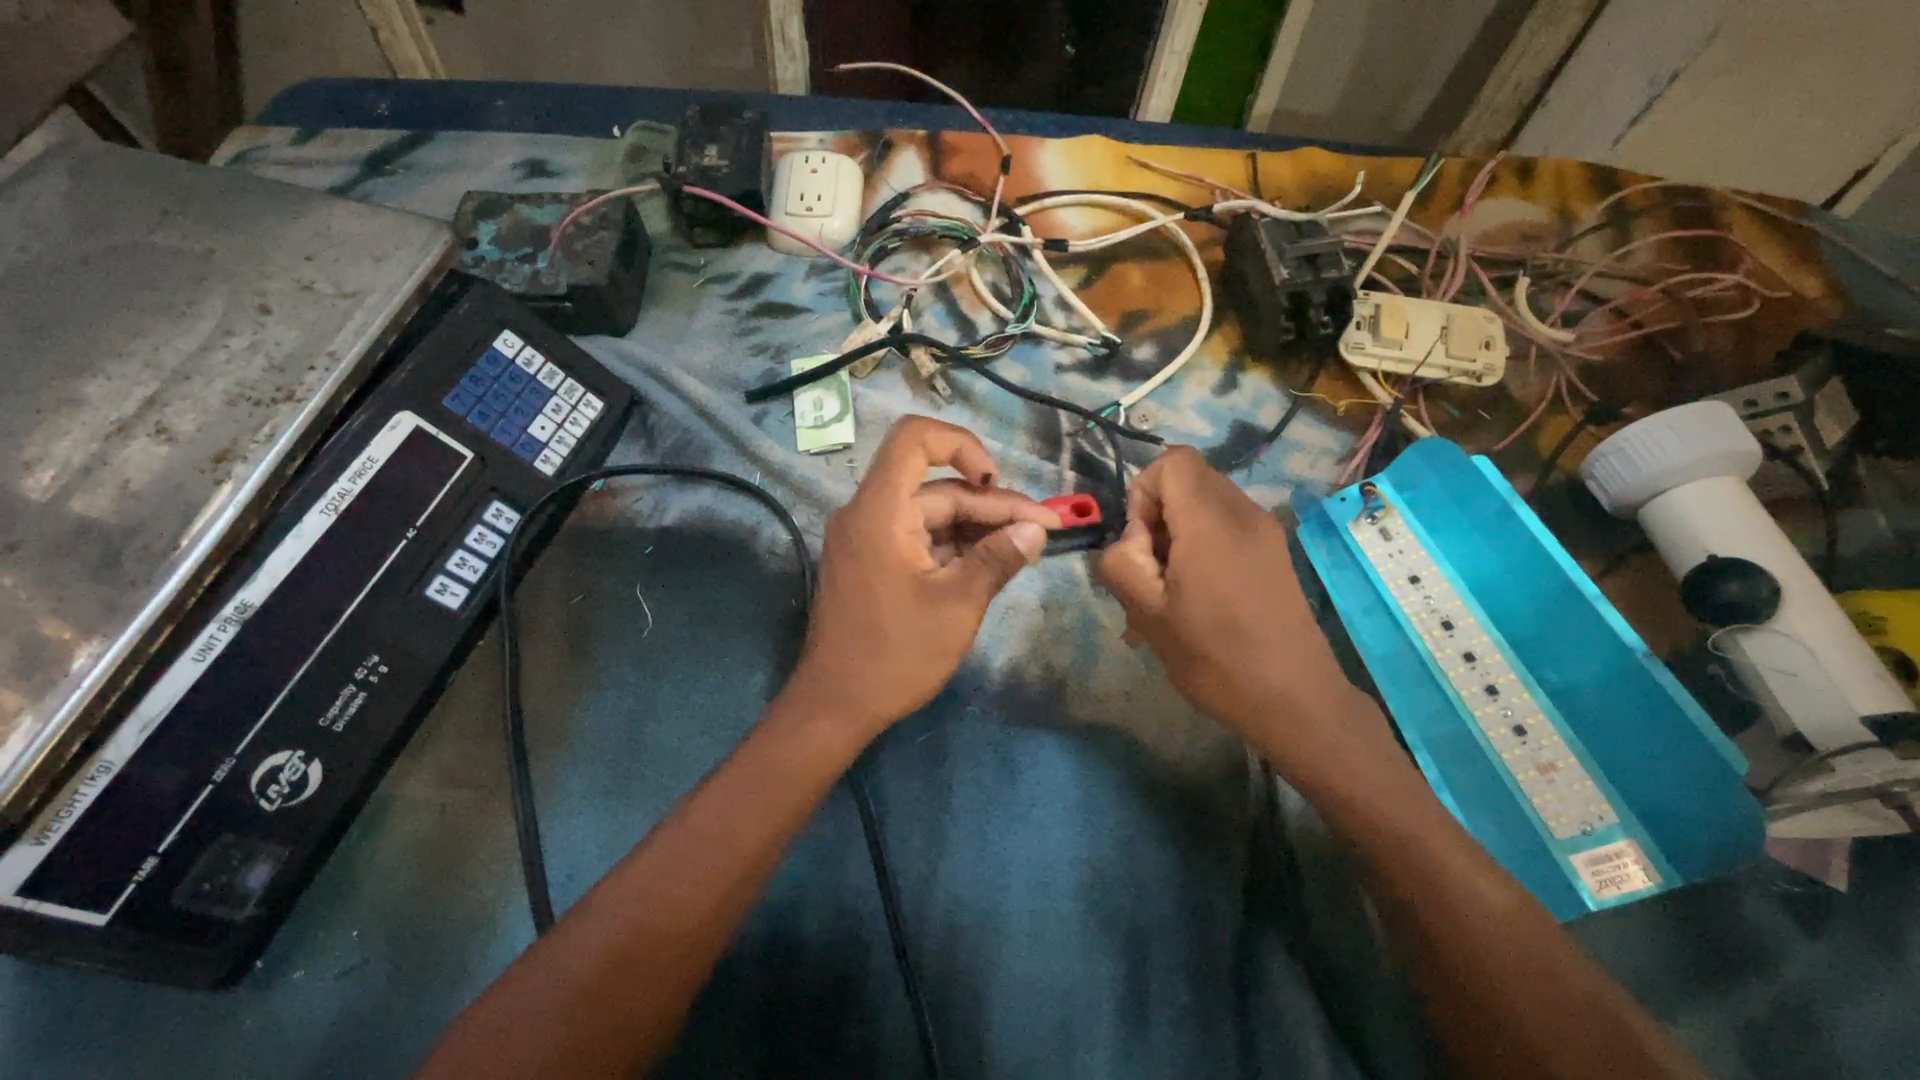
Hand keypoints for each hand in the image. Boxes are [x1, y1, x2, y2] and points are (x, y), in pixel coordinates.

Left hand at [782, 417, 1059, 732]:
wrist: (836, 705)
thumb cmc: (896, 654)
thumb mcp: (957, 605)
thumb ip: (998, 559)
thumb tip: (1036, 529)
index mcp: (881, 511)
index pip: (915, 439)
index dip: (962, 446)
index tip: (996, 482)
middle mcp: (869, 514)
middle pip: (936, 486)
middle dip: (992, 504)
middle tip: (1044, 529)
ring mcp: (868, 539)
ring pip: (932, 514)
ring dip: (979, 527)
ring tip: (1028, 546)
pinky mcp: (873, 563)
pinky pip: (919, 538)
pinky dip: (955, 546)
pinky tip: (994, 561)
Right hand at [1096, 446, 1385, 766]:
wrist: (1295, 699)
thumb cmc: (1215, 658)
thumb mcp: (1148, 614)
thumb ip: (1120, 564)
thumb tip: (1125, 543)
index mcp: (1211, 521)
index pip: (1171, 461)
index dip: (1142, 493)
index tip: (1141, 547)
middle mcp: (1244, 513)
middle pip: (1188, 480)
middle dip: (1157, 517)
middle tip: (1153, 572)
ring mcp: (1266, 532)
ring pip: (1205, 505)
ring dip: (1177, 536)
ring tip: (1171, 594)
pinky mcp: (1275, 554)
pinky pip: (1226, 528)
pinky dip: (1202, 549)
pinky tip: (1196, 602)